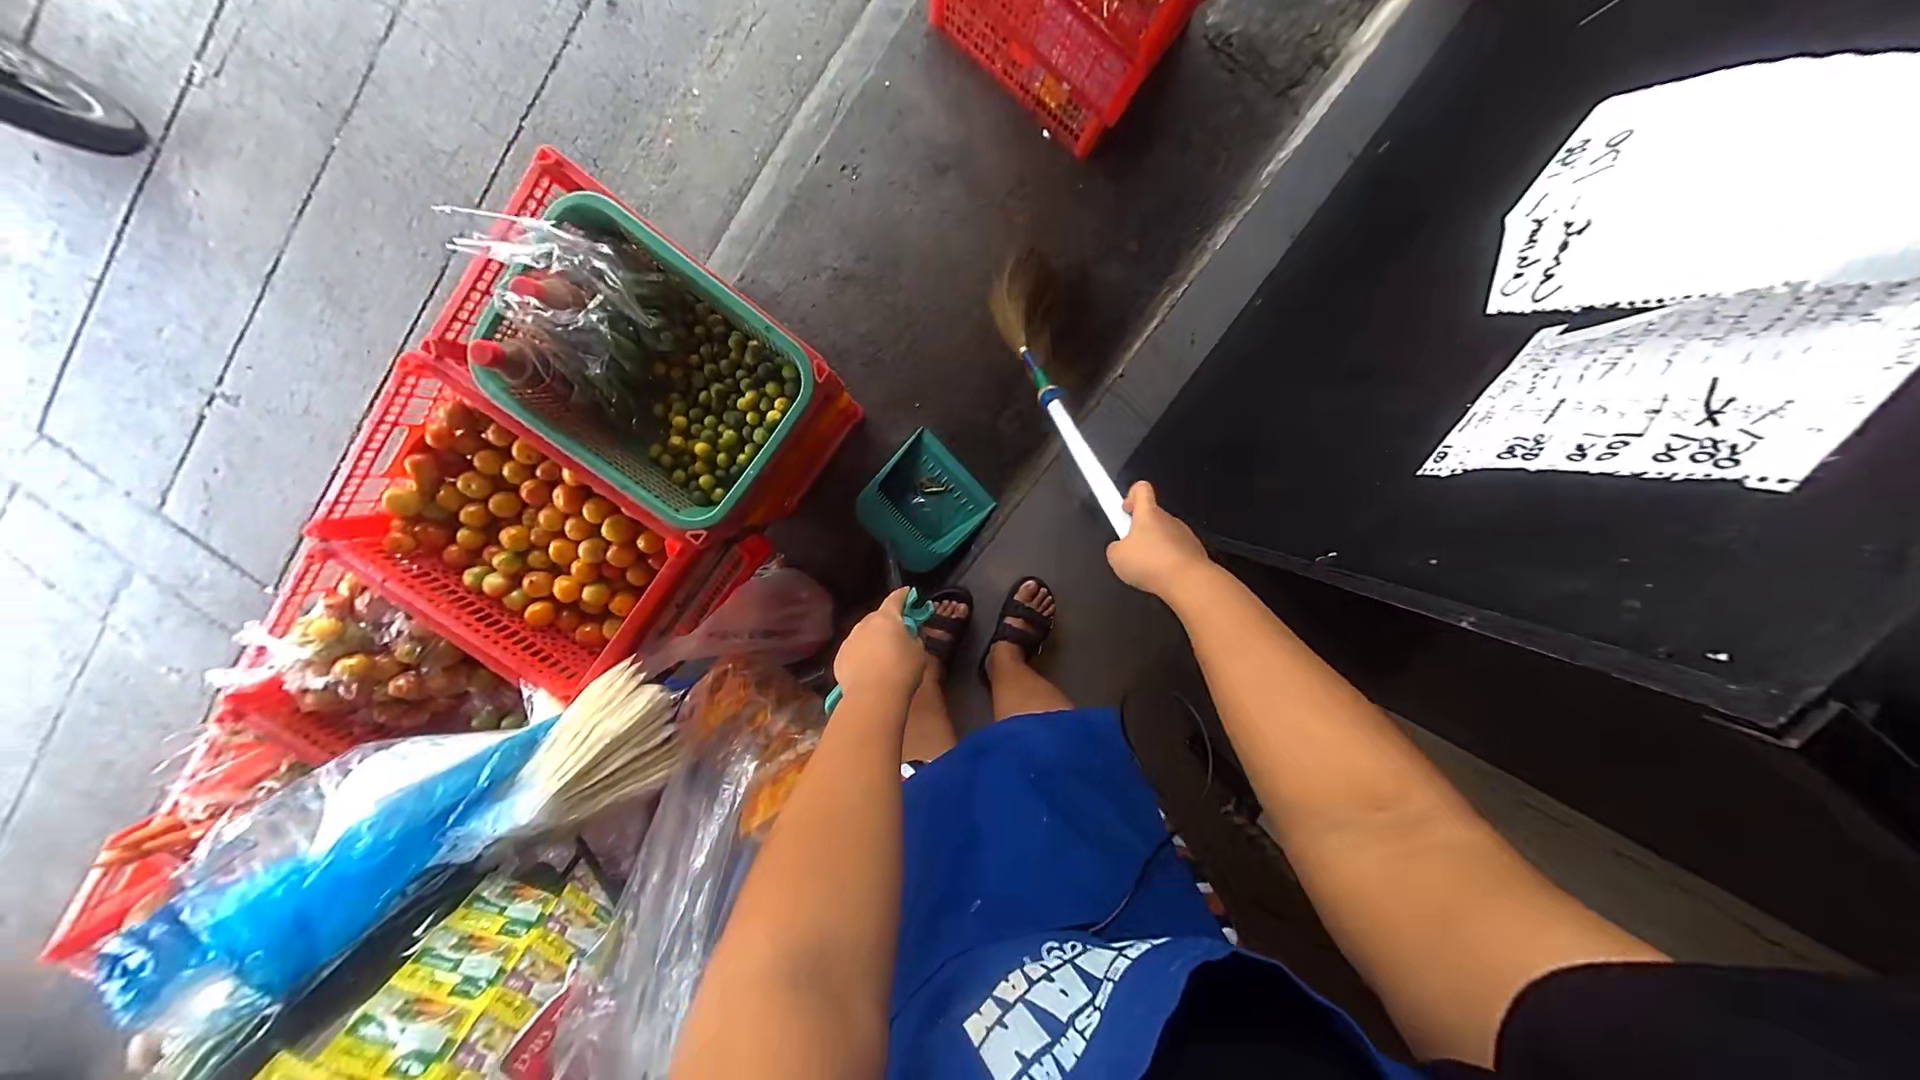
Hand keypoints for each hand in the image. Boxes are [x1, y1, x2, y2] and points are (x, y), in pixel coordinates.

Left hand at [832, 588, 924, 703]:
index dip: (903, 595)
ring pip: (863, 634)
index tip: (908, 593)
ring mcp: (849, 640)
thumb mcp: (918, 652)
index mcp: (886, 618)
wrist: (872, 696)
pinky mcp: (839, 657)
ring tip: (881, 655)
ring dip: (873, 639)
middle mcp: (864, 624)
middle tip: (897, 634)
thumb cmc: (901, 670)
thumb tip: (908, 636)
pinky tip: (868, 668)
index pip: (895, 599)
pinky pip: (854, 650)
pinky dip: (861, 654)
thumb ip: (913, 638)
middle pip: (877, 618)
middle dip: (887, 623)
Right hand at [1107, 481, 1211, 597]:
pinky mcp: (1195, 551)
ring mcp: (1184, 534)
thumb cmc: (1149, 563)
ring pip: (1165, 535)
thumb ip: (1115, 547)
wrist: (1186, 581)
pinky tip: (1162, 576)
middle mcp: (1168, 519)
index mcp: (1148, 513)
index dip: (1131, 495)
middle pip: (1152, 516)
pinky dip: (1168, 561)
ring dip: (1155, 548)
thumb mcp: (1116, 557)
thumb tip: (1119, 548)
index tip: (1125, 509)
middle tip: (1131, 550)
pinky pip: (1177, 551)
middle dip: (1140, 531)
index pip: (1141, 489)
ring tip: (1147, 568)